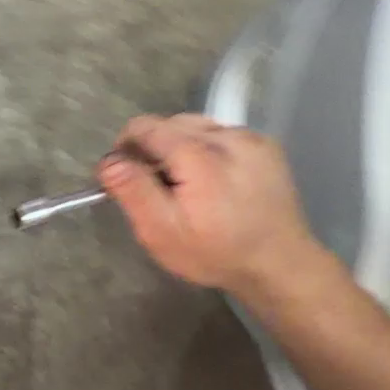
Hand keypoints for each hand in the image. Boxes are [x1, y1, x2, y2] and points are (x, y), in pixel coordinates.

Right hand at [96, 114, 334, 299]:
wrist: (280, 266)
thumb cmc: (215, 253)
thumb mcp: (161, 232)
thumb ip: (133, 191)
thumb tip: (109, 161)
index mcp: (198, 155)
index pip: (145, 127)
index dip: (126, 147)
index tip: (125, 174)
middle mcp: (227, 136)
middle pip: (170, 123)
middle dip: (154, 147)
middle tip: (156, 185)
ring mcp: (251, 138)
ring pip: (196, 126)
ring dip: (180, 146)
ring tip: (185, 182)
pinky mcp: (266, 145)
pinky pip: (221, 134)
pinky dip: (207, 149)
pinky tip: (213, 179)